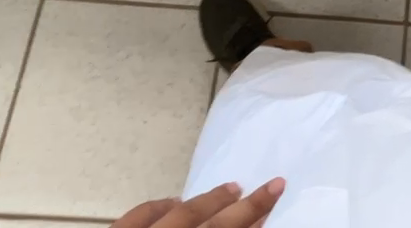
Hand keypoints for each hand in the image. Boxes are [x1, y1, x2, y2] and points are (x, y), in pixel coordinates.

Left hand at [112, 178, 286, 227]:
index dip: (250, 218)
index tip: (275, 195)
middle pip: (203, 226)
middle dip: (239, 207)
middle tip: (268, 187)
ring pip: (173, 217)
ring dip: (204, 202)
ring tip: (230, 190)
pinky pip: (135, 220)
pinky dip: (158, 207)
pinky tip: (173, 204)